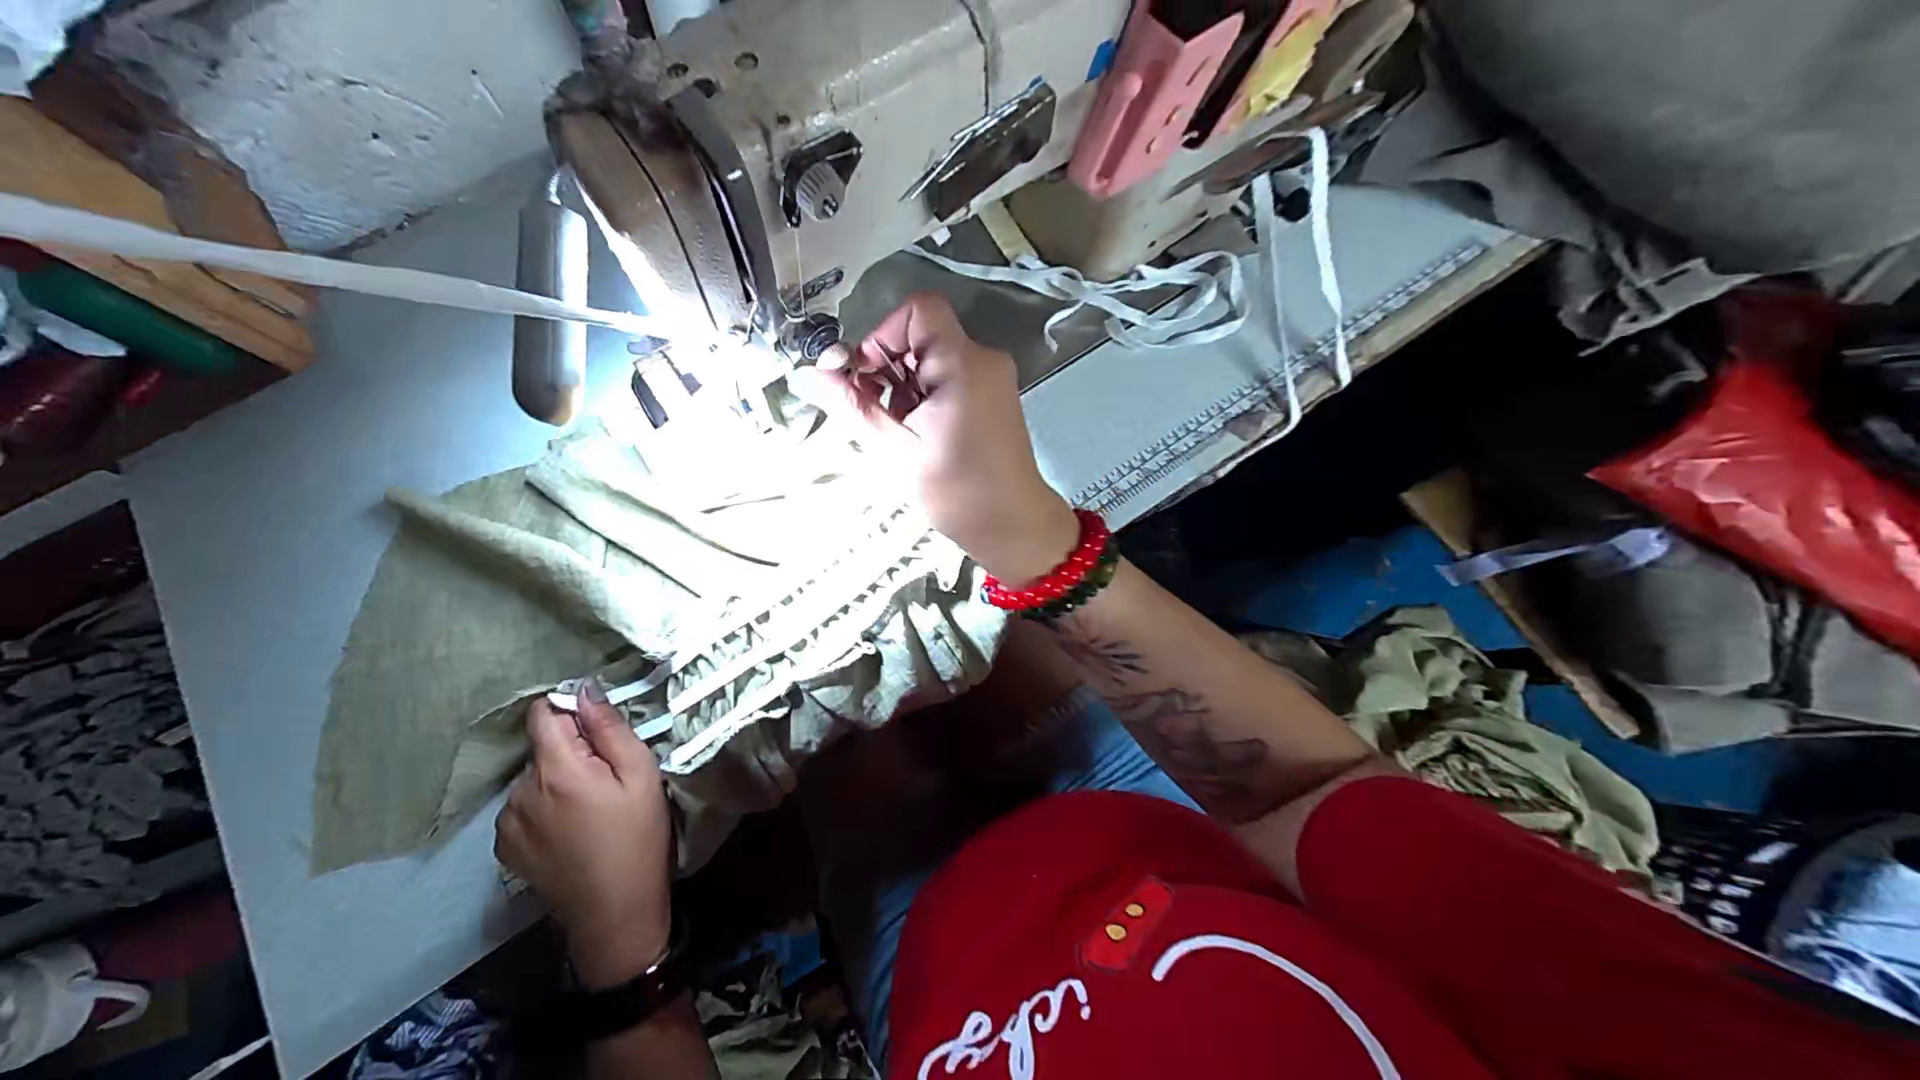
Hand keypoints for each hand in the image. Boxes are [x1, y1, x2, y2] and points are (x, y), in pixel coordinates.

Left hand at [495, 678, 673, 989]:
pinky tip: (569, 828)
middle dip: (571, 750)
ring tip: (589, 807)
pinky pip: (523, 805)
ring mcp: (507, 822)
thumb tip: (584, 689)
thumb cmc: (638, 837)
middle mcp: (520, 791)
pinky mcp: (504, 846)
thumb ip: (610, 729)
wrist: (614, 911)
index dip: (570, 711)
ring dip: (556, 779)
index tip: (597, 729)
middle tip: (605, 777)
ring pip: (532, 776)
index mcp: (556, 770)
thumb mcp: (641, 775)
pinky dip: (543, 806)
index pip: (542, 714)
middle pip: (541, 747)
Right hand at [790, 292, 1079, 582]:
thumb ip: (852, 405)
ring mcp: (990, 378)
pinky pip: (947, 378)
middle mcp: (982, 359)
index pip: (918, 308)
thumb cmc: (957, 490)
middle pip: (921, 334)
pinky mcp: (991, 396)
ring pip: (931, 359)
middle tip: (873, 412)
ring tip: (896, 431)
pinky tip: (914, 433)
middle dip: (887, 367)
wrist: (1012, 525)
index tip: (867, 375)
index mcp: (963, 363)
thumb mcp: (895, 448)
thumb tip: (808, 374)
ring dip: (901, 386)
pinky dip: (922, 396)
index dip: (883, 333)